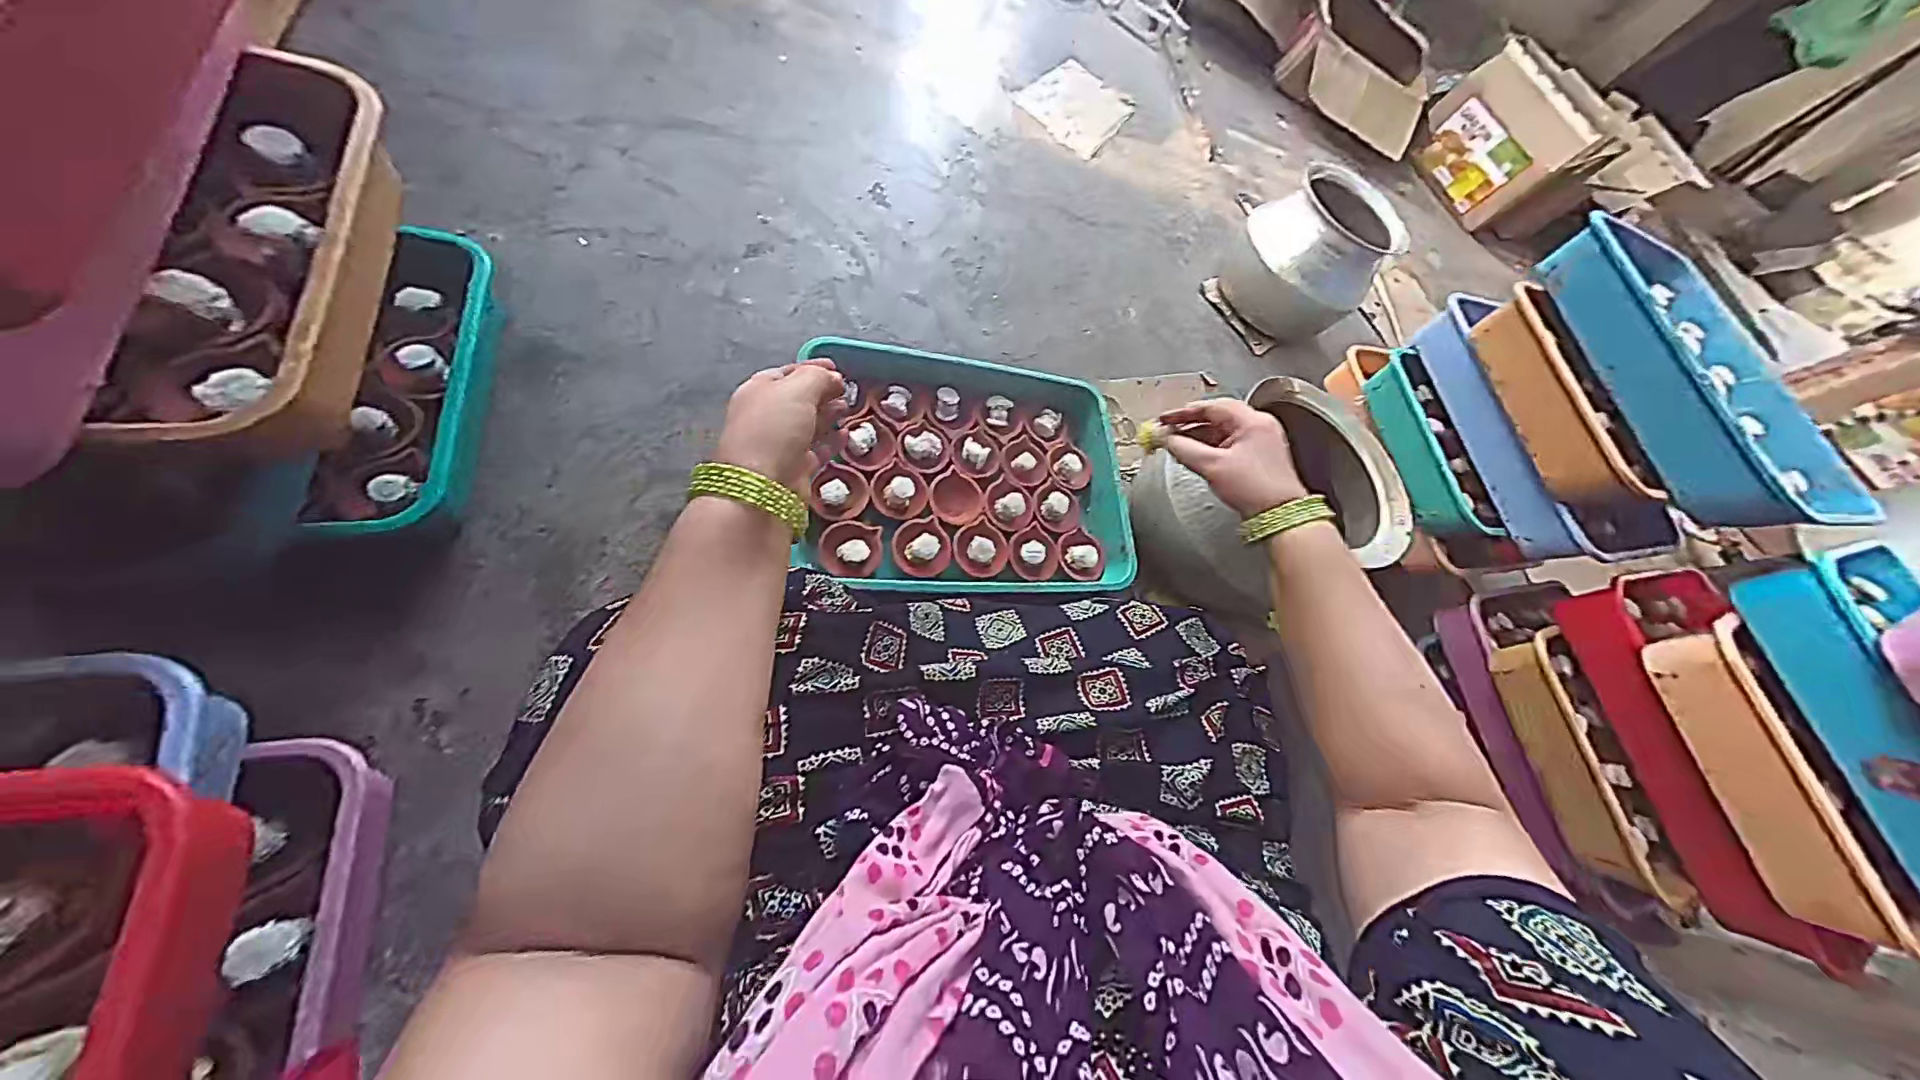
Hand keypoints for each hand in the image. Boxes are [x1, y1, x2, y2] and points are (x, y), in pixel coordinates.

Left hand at [714, 359, 847, 489]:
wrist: (762, 486)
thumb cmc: (775, 429)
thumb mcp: (797, 390)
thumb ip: (818, 378)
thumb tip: (834, 379)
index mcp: (759, 390)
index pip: (788, 373)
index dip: (813, 369)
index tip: (837, 368)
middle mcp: (768, 416)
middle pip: (799, 399)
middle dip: (824, 392)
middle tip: (846, 391)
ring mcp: (781, 443)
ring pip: (809, 424)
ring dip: (829, 415)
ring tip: (848, 410)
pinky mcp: (795, 468)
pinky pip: (817, 449)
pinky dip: (832, 441)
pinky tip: (845, 435)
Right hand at [1158, 398, 1308, 516]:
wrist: (1279, 512)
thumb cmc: (1256, 489)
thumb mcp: (1212, 466)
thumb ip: (1183, 448)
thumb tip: (1166, 438)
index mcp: (1252, 421)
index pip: (1211, 407)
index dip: (1183, 413)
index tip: (1165, 419)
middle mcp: (1258, 426)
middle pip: (1216, 417)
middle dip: (1189, 425)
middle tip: (1168, 431)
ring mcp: (1258, 440)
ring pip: (1220, 431)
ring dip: (1197, 437)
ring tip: (1177, 445)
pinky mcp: (1255, 455)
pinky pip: (1227, 444)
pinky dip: (1209, 447)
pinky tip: (1195, 455)